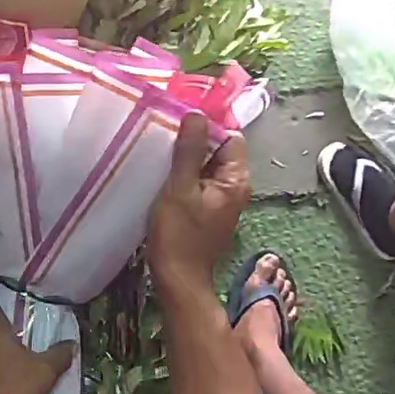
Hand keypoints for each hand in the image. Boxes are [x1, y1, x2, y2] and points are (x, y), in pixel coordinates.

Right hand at [148, 113, 248, 297]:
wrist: (177, 279)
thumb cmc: (178, 236)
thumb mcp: (180, 189)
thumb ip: (189, 152)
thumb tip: (197, 114)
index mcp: (235, 180)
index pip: (229, 138)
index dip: (206, 128)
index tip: (178, 126)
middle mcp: (234, 188)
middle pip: (217, 152)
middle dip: (192, 144)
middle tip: (163, 141)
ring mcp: (221, 202)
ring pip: (205, 168)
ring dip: (185, 162)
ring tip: (160, 159)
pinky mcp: (207, 212)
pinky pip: (198, 184)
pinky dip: (182, 179)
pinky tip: (162, 181)